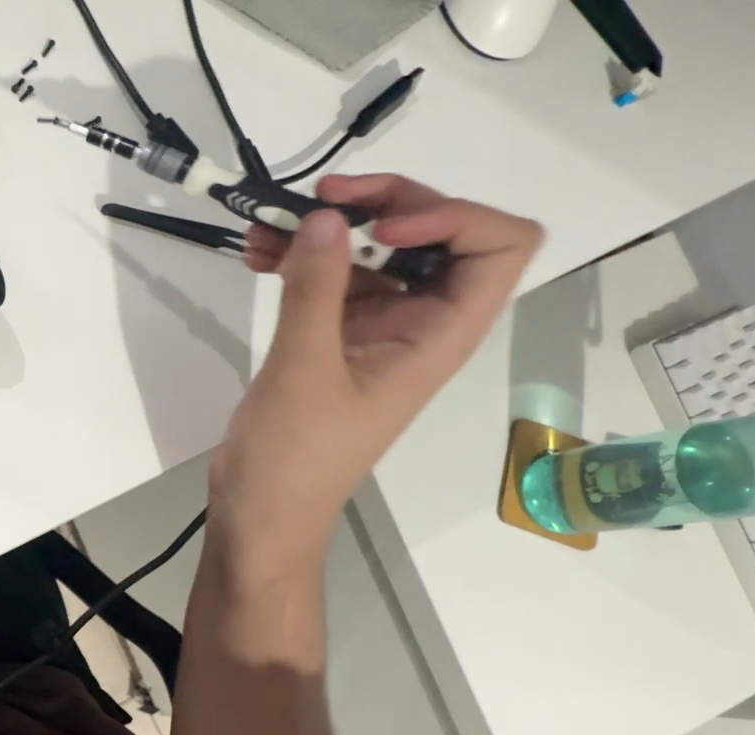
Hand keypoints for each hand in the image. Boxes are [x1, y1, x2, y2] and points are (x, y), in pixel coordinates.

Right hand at [212, 173, 541, 577]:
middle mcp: (418, 324)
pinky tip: (257, 254)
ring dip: (326, 231)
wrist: (259, 512)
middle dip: (381, 205)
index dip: (451, 217)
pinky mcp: (330, 341)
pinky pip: (327, 282)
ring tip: (266, 227)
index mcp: (441, 335)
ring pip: (371, 254)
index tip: (378, 226)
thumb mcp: (304, 371)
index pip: (497, 246)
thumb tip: (323, 217)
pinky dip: (297, 261)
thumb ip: (315, 289)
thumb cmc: (295, 456)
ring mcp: (373, 331)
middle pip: (434, 234)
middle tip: (317, 201)